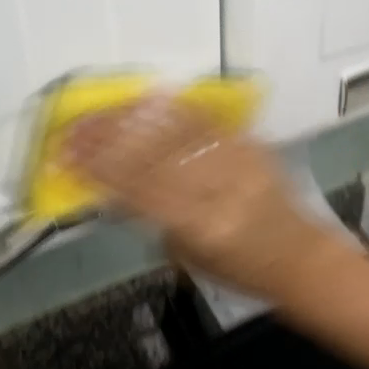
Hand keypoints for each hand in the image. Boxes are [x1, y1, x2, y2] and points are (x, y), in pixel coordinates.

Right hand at [61, 95, 346, 296]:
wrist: (300, 257)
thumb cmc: (241, 270)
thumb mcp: (188, 257)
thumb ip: (155, 221)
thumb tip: (118, 188)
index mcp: (200, 226)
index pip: (139, 191)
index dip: (99, 170)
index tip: (68, 156)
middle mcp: (218, 190)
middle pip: (152, 157)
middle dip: (107, 139)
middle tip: (74, 129)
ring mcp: (237, 163)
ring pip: (176, 132)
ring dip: (134, 119)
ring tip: (101, 111)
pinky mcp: (251, 145)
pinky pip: (208, 121)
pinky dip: (175, 109)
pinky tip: (149, 98)